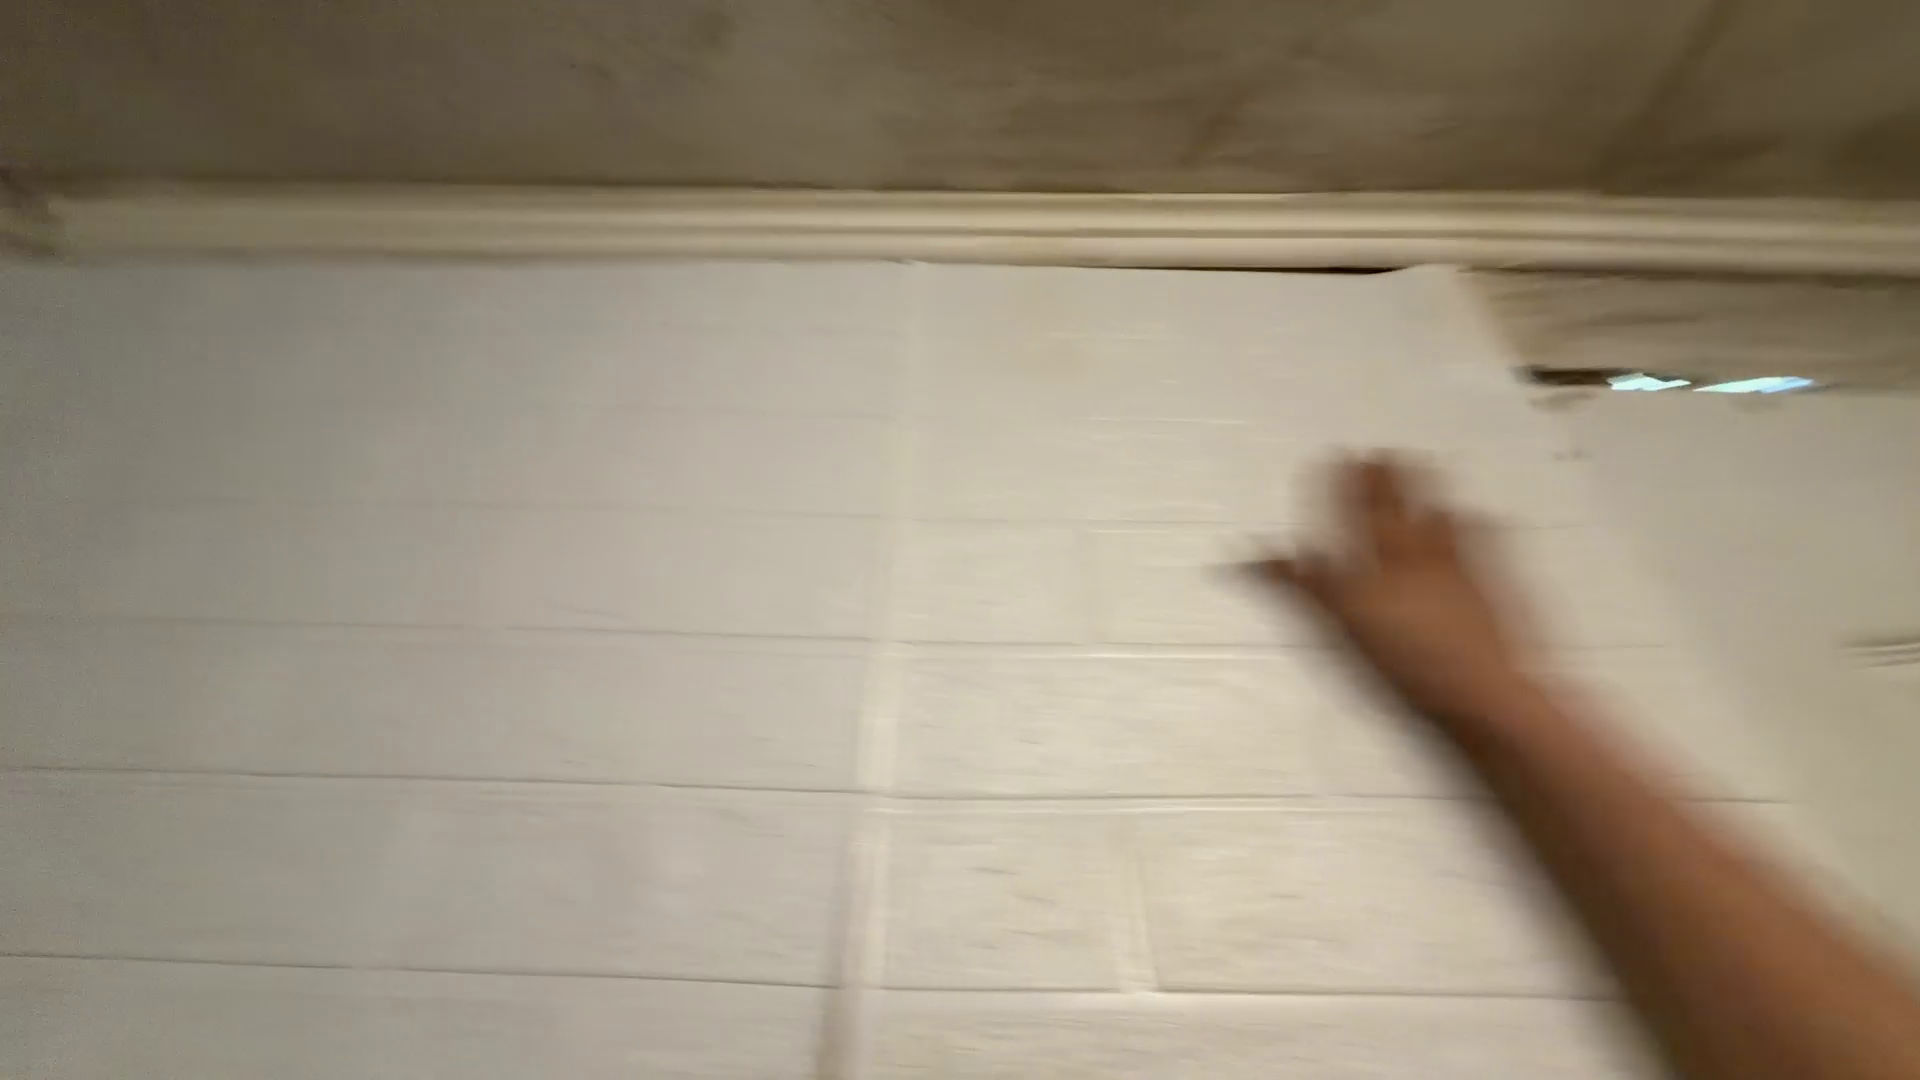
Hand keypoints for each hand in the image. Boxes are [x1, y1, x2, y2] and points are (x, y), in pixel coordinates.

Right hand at [1251, 454, 1537, 722]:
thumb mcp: (1338, 627)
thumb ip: (1296, 585)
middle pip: (1398, 504)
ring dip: (1428, 488)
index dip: (1342, 482)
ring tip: (1424, 464)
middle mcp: (1417, 553)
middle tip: (1379, 452)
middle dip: (1386, 476)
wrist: (1486, 695)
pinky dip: (1475, 521)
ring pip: (1440, 511)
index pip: (1352, 509)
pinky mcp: (1497, 579)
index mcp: (1376, 561)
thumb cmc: (1402, 667)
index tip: (1336, 455)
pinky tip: (1479, 515)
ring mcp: (1461, 564)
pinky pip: (1486, 534)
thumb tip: (1247, 556)